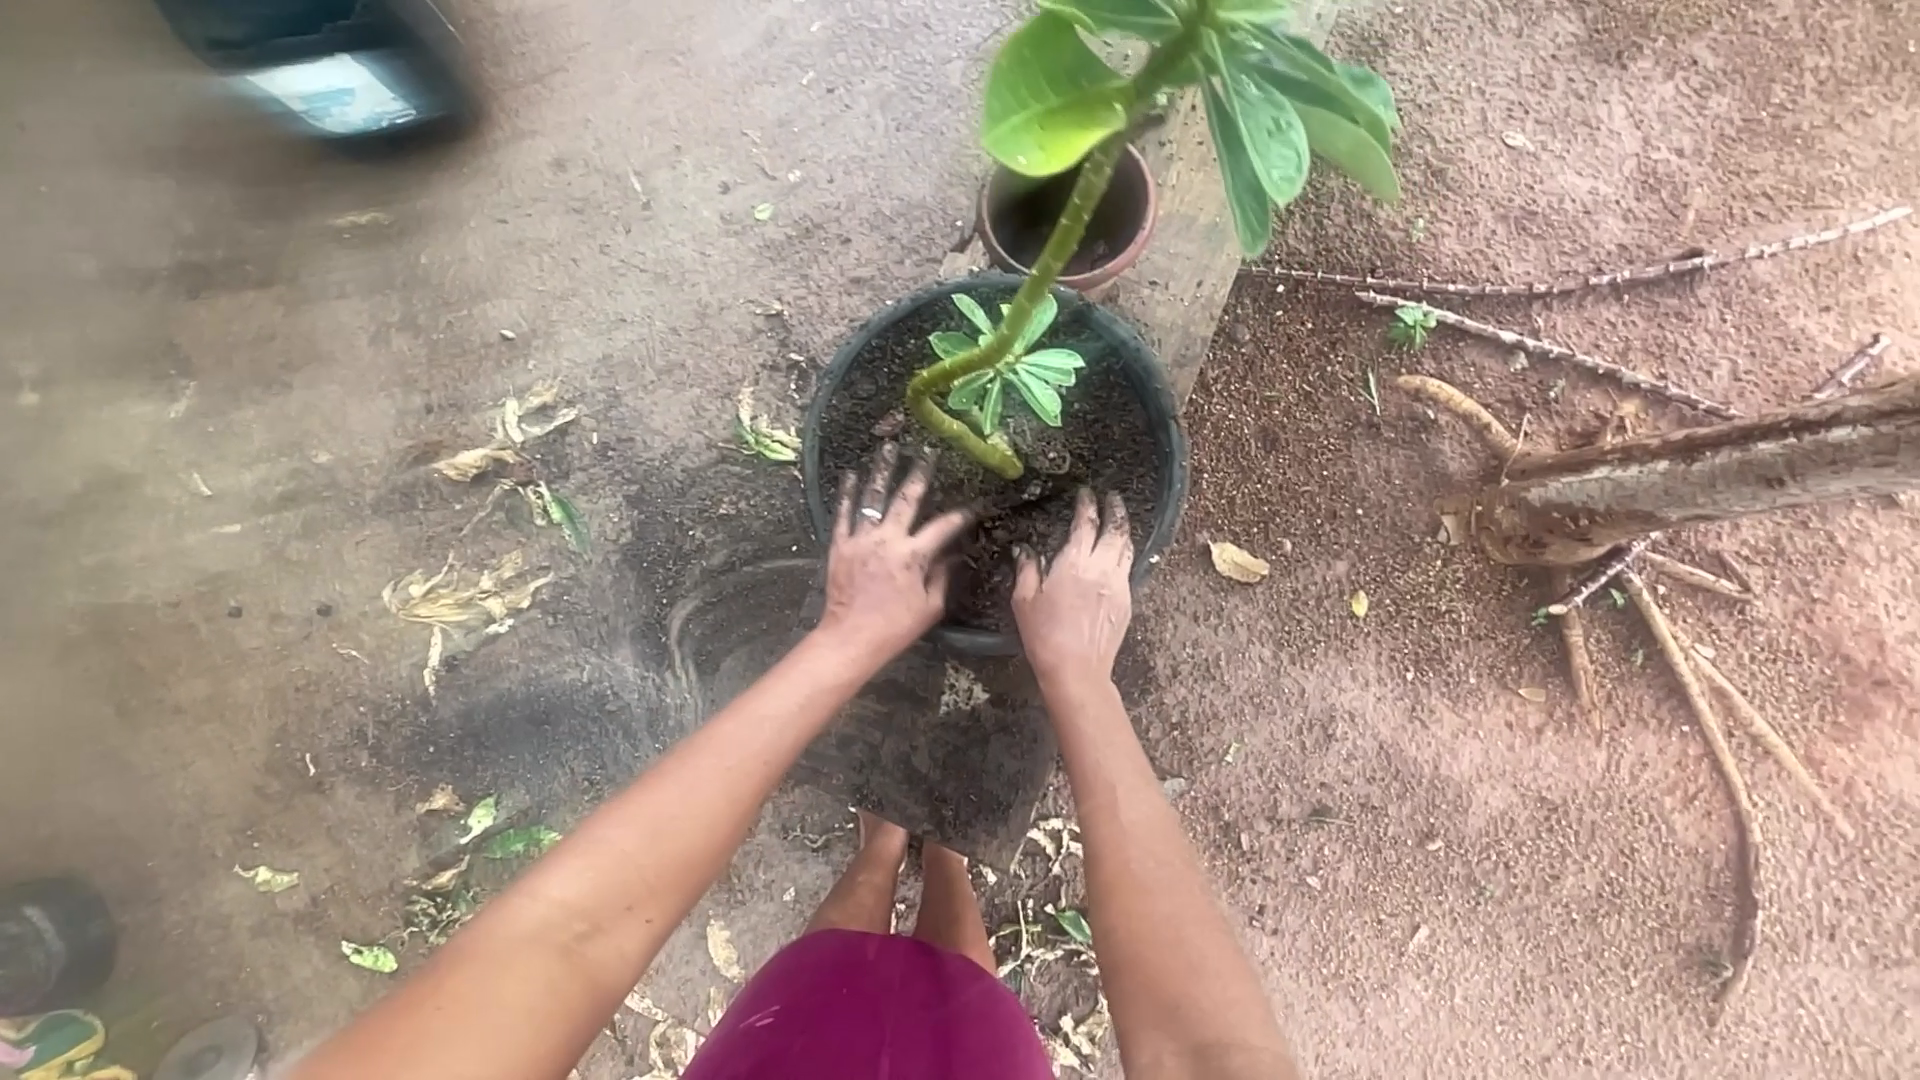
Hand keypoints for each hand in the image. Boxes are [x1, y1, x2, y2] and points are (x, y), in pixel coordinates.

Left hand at [816, 443, 971, 658]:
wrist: (851, 638)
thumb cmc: (895, 628)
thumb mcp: (929, 607)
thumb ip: (942, 577)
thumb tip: (951, 556)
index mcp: (913, 556)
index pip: (942, 527)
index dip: (960, 515)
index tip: (973, 506)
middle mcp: (887, 541)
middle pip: (906, 499)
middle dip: (919, 474)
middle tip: (927, 452)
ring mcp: (861, 540)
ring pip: (873, 498)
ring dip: (882, 472)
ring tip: (889, 449)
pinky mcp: (840, 546)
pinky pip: (843, 514)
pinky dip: (847, 493)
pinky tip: (850, 475)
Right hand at [1012, 488, 1133, 685]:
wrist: (1077, 669)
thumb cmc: (1044, 635)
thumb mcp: (1024, 600)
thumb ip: (1026, 569)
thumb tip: (1025, 550)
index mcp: (1074, 563)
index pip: (1086, 523)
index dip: (1087, 505)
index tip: (1086, 493)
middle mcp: (1101, 568)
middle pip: (1116, 529)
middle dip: (1115, 509)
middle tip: (1112, 498)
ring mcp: (1118, 584)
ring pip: (1127, 547)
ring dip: (1124, 530)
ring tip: (1119, 521)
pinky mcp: (1126, 601)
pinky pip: (1128, 568)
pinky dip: (1124, 554)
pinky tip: (1117, 556)